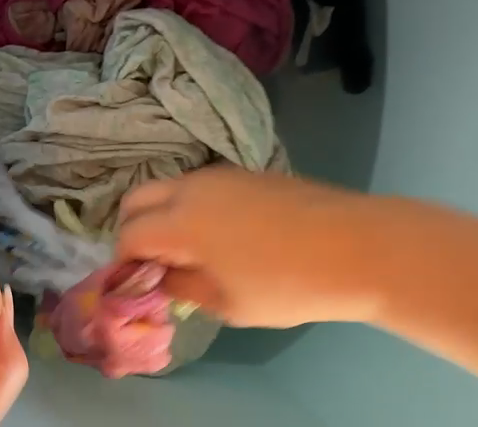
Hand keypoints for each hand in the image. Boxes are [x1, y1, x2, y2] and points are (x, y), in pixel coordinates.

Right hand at [115, 167, 388, 327]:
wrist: (353, 246)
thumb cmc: (286, 284)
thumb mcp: (229, 304)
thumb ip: (184, 288)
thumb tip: (160, 278)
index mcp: (180, 220)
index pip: (129, 233)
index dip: (124, 261)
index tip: (135, 284)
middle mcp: (190, 187)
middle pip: (138, 199)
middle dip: (134, 229)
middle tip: (151, 264)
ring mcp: (218, 175)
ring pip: (169, 189)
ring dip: (162, 216)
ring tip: (188, 254)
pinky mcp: (243, 173)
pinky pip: (198, 188)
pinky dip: (190, 208)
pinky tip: (221, 239)